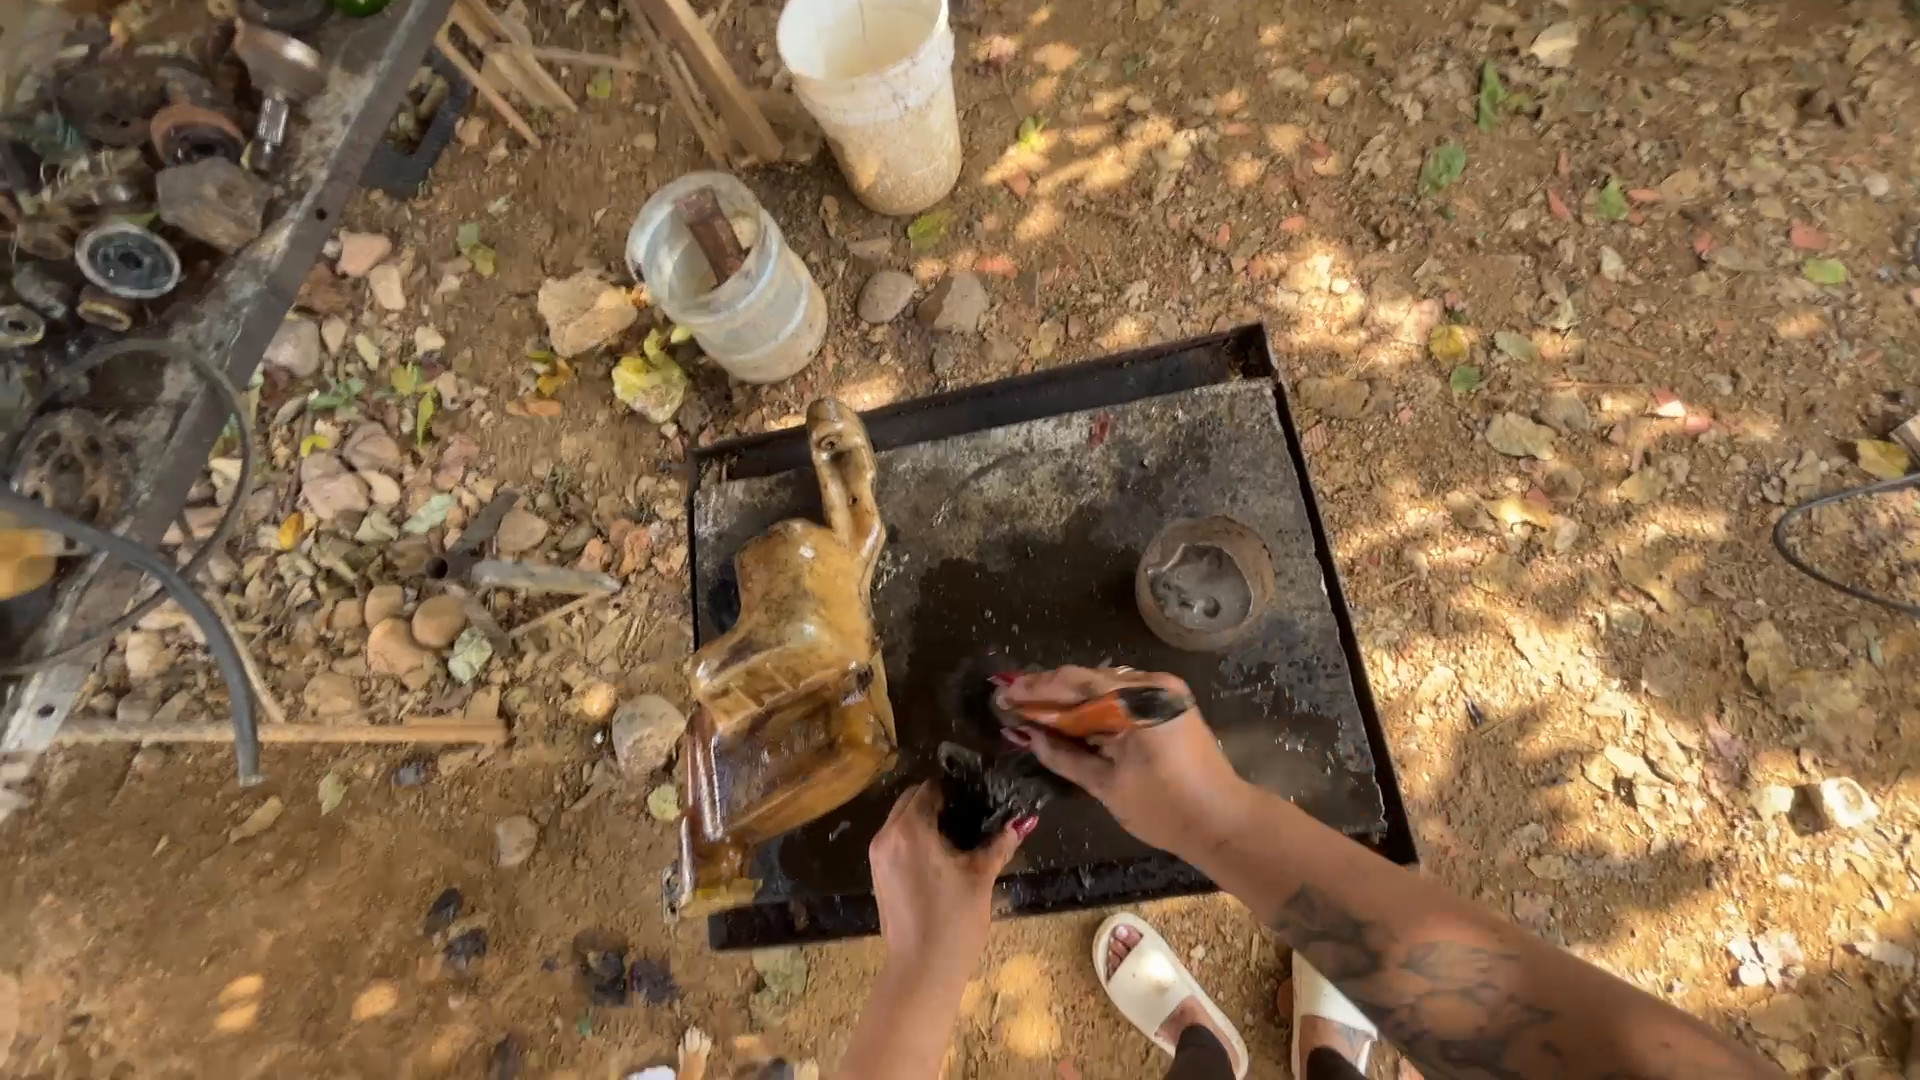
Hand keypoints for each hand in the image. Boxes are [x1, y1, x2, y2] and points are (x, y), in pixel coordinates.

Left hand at [868, 781, 1032, 977]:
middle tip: (969, 815)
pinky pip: (895, 839)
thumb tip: (1024, 820)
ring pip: (901, 819)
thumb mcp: (980, 877)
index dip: (955, 790)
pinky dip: (913, 837)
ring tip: (957, 835)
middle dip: (938, 802)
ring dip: (925, 819)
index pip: (931, 788)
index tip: (976, 798)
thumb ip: (1000, 843)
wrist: (921, 971)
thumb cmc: (954, 921)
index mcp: (910, 828)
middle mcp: (887, 834)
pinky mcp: (877, 873)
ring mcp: (877, 855)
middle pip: (912, 799)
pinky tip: (939, 855)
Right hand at [1000, 666, 1250, 856]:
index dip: (1035, 689)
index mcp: (1137, 701)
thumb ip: (1064, 755)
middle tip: (1011, 697)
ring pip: (1103, 684)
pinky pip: (1121, 693)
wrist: (1225, 822)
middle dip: (1048, 690)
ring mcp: (1163, 690)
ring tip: (1033, 705)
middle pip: (1087, 678)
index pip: (1074, 683)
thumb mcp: (1106, 785)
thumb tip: (1027, 735)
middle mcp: (1151, 684)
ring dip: (1070, 696)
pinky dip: (1094, 703)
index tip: (1003, 693)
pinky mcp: (1169, 701)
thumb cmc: (1165, 809)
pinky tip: (1070, 713)